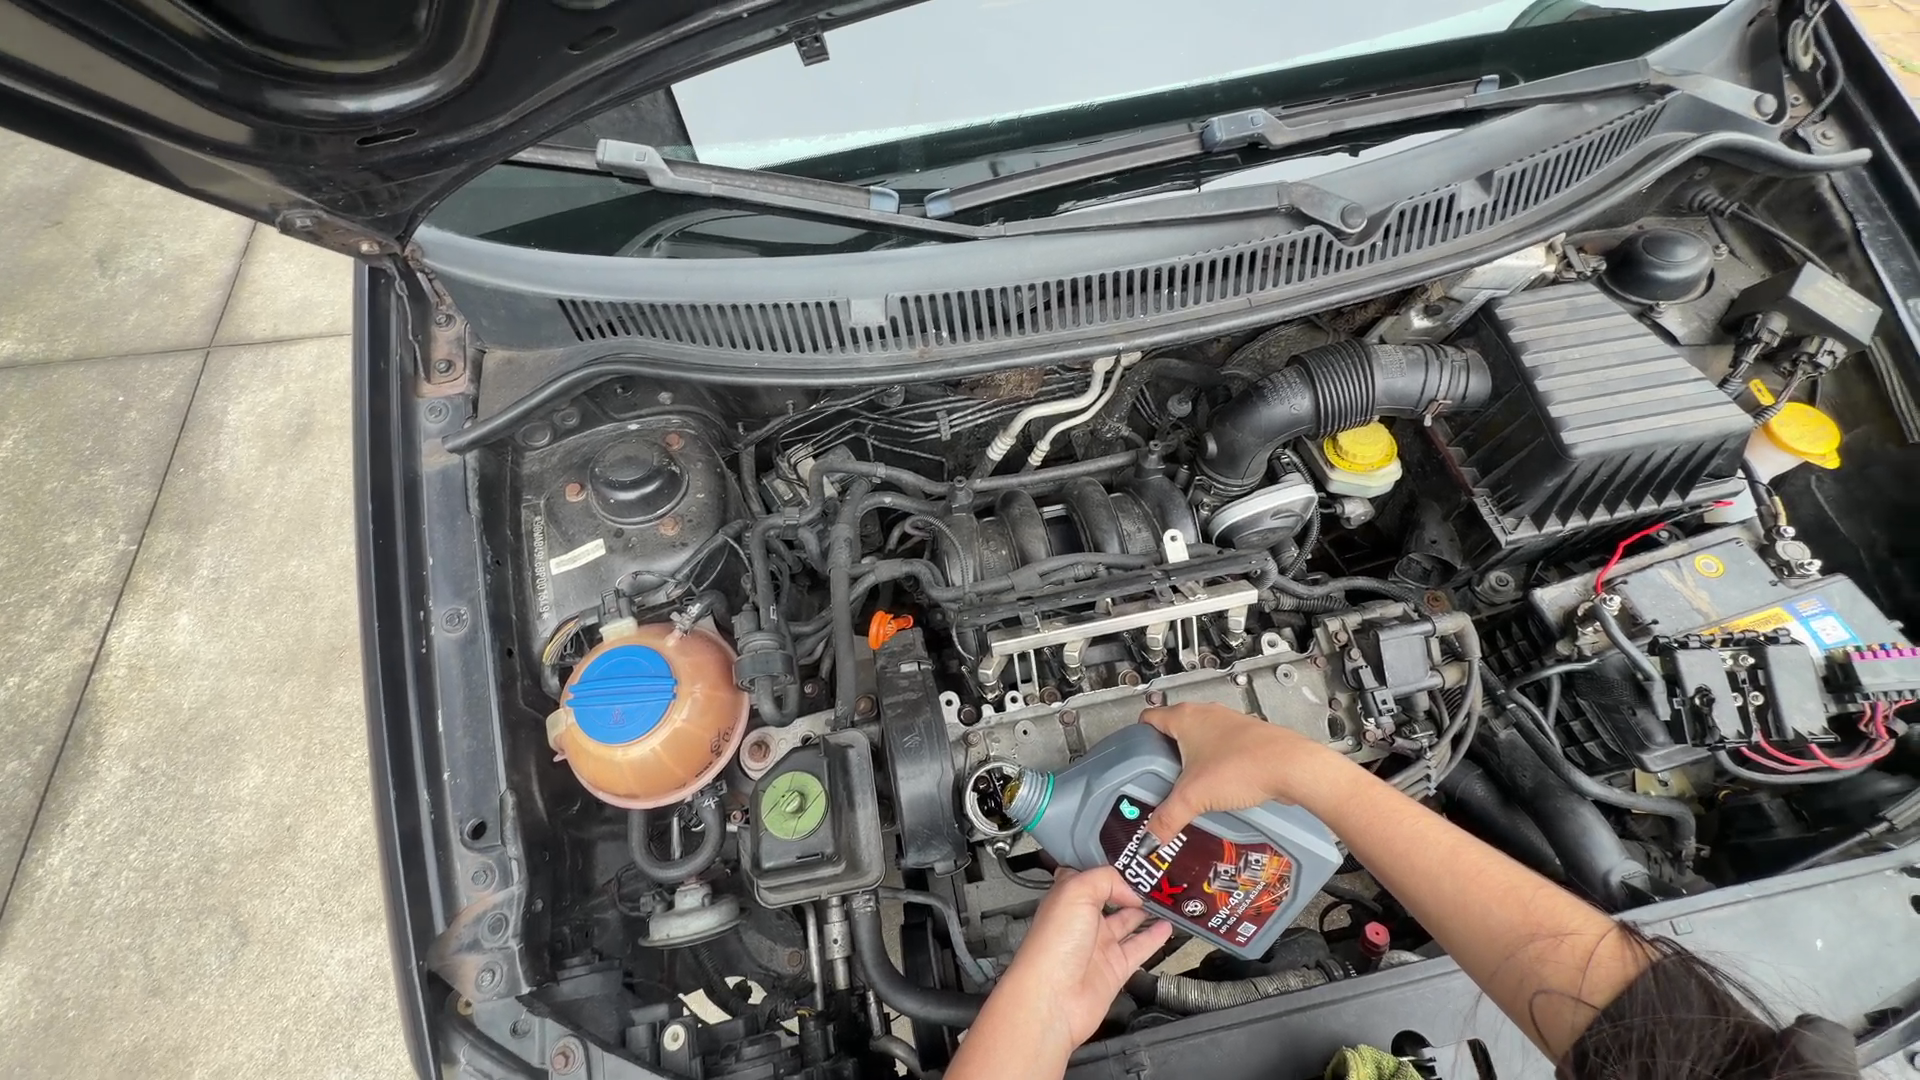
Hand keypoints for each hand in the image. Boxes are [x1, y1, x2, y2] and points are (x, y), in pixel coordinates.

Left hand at [988, 866, 1172, 1047]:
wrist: (1053, 998)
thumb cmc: (1052, 945)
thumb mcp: (1076, 892)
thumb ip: (1105, 880)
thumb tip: (1129, 889)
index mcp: (1068, 897)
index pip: (1091, 876)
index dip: (1109, 869)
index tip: (1132, 862)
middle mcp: (1083, 920)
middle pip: (1111, 899)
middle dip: (1131, 889)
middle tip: (1154, 879)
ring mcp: (1099, 945)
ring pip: (1127, 923)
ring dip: (1145, 911)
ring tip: (1164, 900)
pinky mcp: (1114, 969)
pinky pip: (1139, 949)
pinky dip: (1154, 938)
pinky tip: (1165, 928)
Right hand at [1139, 703, 1356, 845]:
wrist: (1292, 767)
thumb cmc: (1243, 766)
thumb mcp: (1195, 796)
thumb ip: (1168, 818)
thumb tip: (1151, 838)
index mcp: (1184, 717)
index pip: (1148, 717)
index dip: (1139, 737)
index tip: (1137, 758)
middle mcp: (1205, 713)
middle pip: (1173, 728)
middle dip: (1166, 753)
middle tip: (1161, 779)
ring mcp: (1228, 722)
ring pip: (1199, 737)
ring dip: (1193, 757)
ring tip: (1189, 784)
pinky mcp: (1248, 736)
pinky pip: (1222, 745)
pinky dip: (1216, 761)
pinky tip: (1219, 785)